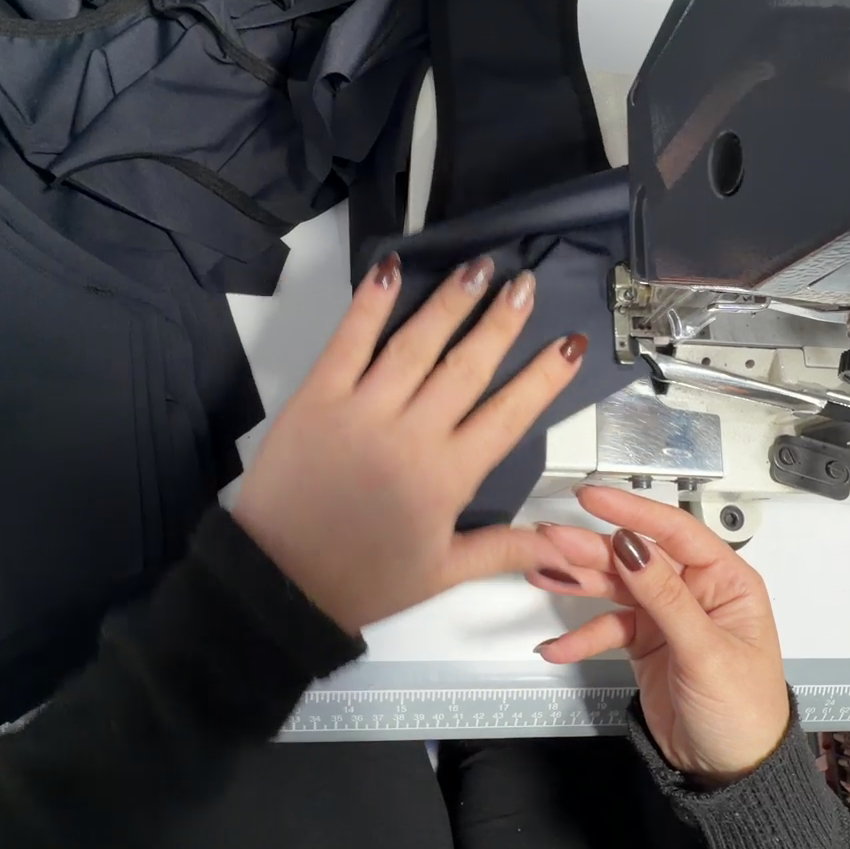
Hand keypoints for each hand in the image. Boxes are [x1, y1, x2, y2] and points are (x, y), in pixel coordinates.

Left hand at [233, 254, 587, 633]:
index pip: (508, 415)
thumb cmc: (364, 578)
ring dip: (450, 302)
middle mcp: (412, 435)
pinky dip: (369, 305)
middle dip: (501, 322)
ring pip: (415, 346)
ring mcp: (362, 411)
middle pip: (467, 367)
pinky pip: (348, 343)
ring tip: (479, 266)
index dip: (543, 377)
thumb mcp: (442, 572)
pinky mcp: (317, 398)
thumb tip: (571, 549)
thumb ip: (507, 549)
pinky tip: (392, 269)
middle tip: (525, 282)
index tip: (570, 342)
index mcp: (448, 477)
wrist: (279, 582)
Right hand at [532, 487, 790, 787]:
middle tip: (552, 539)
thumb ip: (666, 597)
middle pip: (635, 556)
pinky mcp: (643, 639)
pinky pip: (606, 626)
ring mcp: (664, 614)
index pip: (674, 531)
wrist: (730, 775)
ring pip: (615, 586)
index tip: (593, 498)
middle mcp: (693, 589)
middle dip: (592, 549)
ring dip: (579, 583)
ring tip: (541, 573)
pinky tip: (558, 646)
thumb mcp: (706, 652)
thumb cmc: (743, 713)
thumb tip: (632, 546)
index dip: (631, 512)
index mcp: (724, 580)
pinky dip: (581, 637)